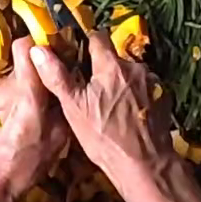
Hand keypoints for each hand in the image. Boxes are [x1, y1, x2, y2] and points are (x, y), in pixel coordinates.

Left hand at [0, 37, 67, 201]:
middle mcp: (5, 87)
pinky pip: (0, 93)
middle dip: (35, 73)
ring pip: (11, 79)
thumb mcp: (60, 136)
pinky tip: (13, 120)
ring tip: (30, 110)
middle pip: (22, 64)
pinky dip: (9, 100)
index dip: (38, 45)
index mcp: (27, 92)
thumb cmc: (30, 161)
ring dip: (22, 88)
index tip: (51, 54)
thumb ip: (63, 104)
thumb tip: (67, 85)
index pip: (25, 46)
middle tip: (47, 92)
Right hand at [28, 31, 187, 201]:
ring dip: (120, 81)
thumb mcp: (74, 108)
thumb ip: (56, 76)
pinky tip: (127, 113)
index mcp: (111, 65)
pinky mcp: (163, 96)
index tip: (77, 56)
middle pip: (114, 57)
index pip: (97, 37)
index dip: (85, 43)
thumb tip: (37, 49)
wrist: (144, 164)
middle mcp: (135, 67)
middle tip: (91, 89)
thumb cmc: (104, 137)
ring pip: (129, 72)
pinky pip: (144, 87)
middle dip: (103, 67)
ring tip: (110, 104)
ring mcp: (152, 81)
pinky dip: (135, 94)